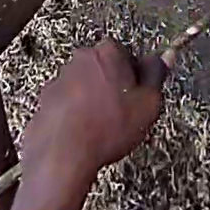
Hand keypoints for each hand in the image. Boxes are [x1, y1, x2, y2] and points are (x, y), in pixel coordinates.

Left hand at [22, 40, 166, 186]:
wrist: (62, 156)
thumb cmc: (109, 127)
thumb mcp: (148, 104)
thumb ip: (157, 75)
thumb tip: (166, 55)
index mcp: (108, 52)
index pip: (127, 55)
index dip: (134, 78)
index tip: (137, 98)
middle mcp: (81, 58)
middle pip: (103, 68)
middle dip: (111, 87)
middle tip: (121, 115)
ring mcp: (59, 79)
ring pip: (82, 87)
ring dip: (90, 101)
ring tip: (100, 130)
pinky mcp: (43, 101)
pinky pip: (64, 106)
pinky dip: (71, 117)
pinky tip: (80, 138)